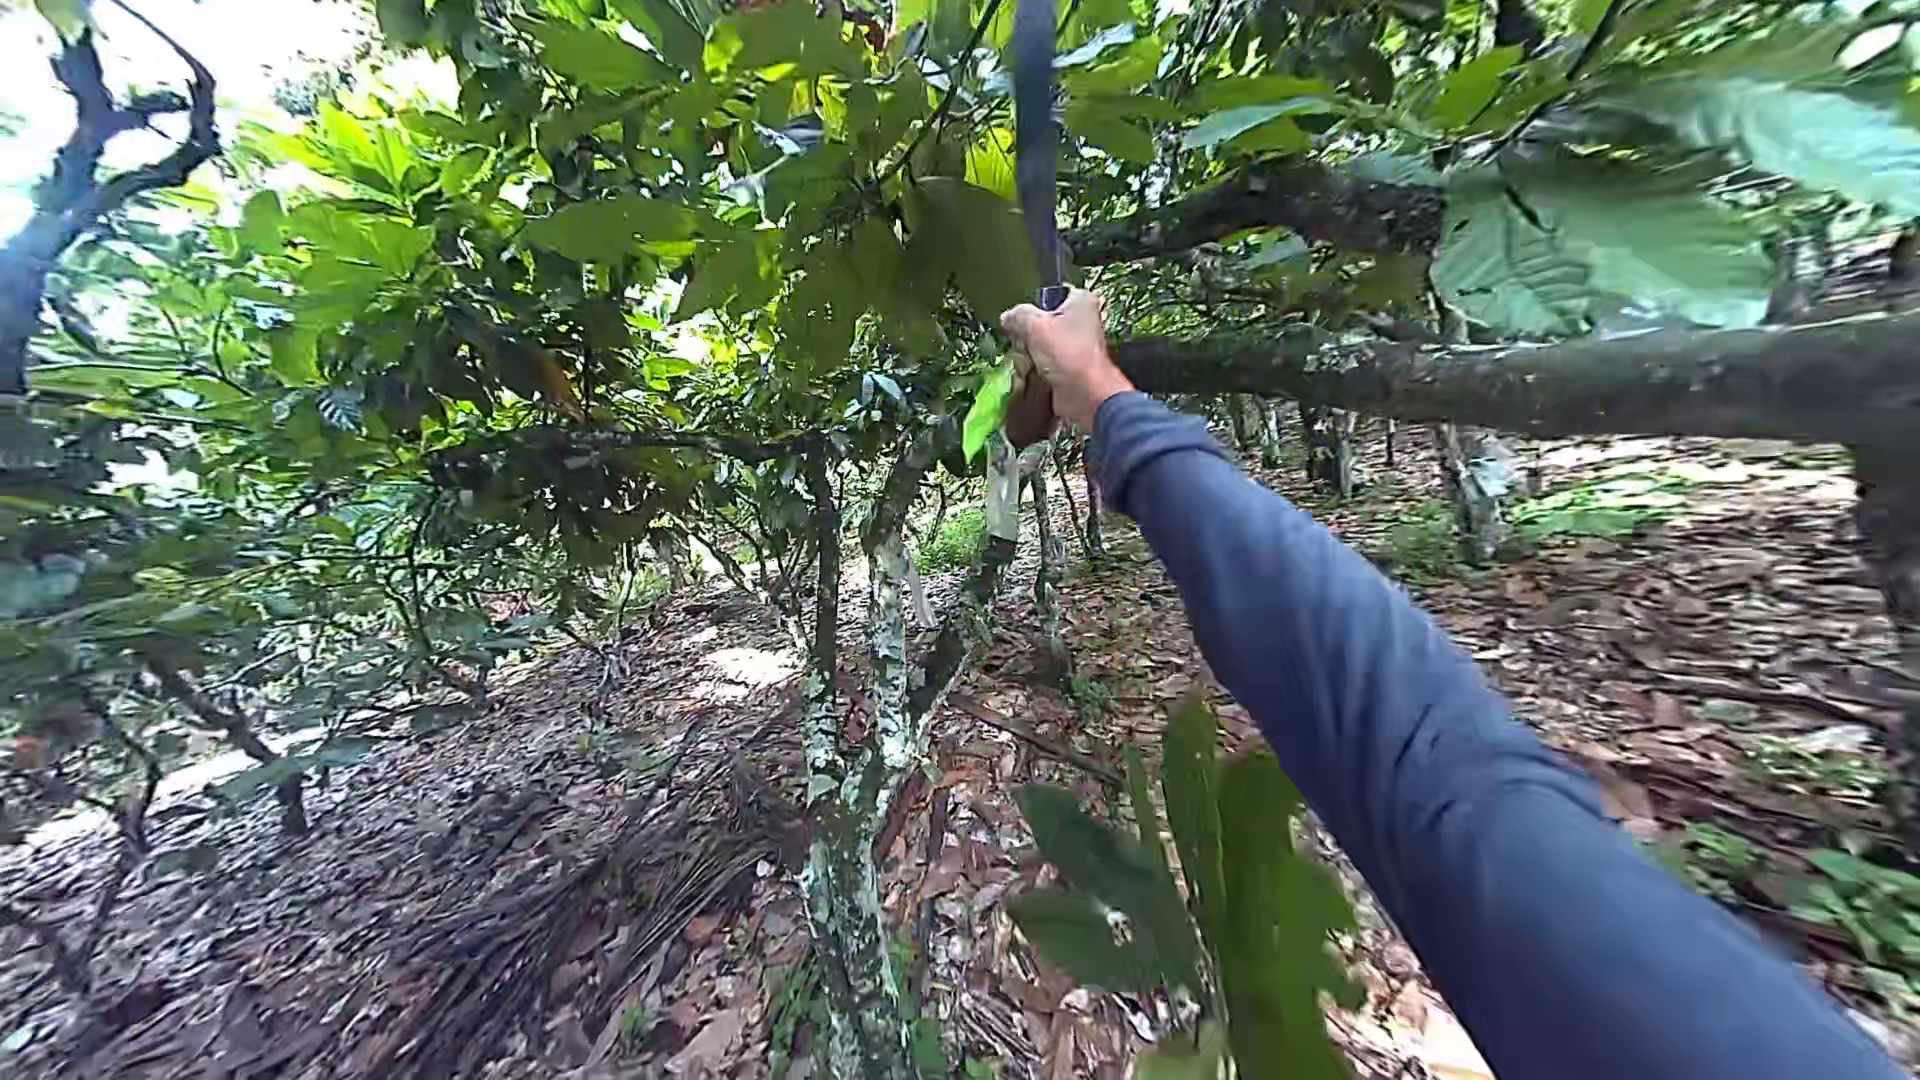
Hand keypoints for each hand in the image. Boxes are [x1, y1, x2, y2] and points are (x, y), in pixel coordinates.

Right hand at [1001, 288, 1133, 432]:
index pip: (1050, 293)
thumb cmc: (1067, 354)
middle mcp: (1082, 321)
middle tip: (1024, 341)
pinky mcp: (1069, 367)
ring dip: (1030, 353)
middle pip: (1043, 321)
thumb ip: (1017, 316)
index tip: (1022, 318)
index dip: (1033, 306)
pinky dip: (1037, 368)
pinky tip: (1034, 372)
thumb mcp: (1034, 325)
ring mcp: (1076, 346)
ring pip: (1042, 344)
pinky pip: (1045, 362)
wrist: (1085, 395)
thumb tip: (1007, 318)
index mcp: (1080, 301)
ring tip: (1029, 360)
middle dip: (1029, 333)